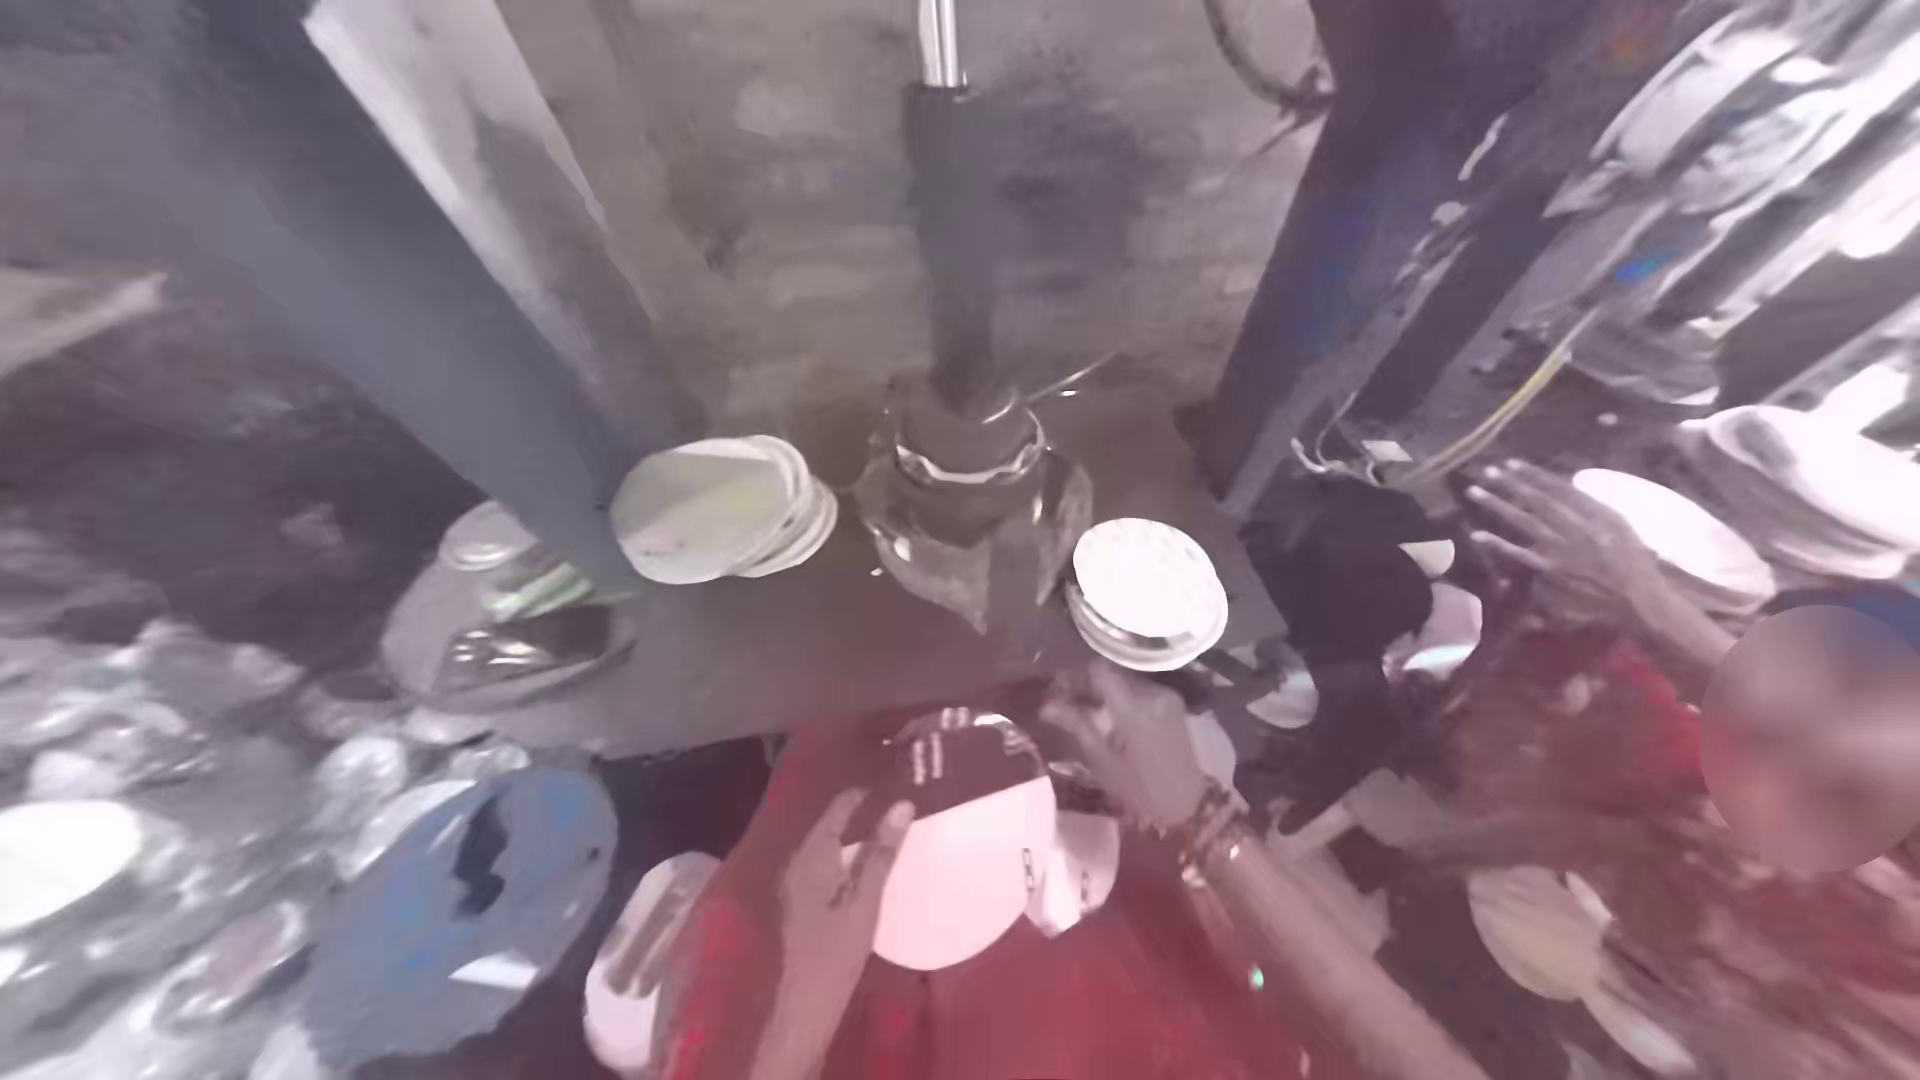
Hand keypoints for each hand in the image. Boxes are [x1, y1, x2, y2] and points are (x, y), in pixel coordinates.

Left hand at [751, 789, 913, 1079]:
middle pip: (833, 821)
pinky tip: (869, 860)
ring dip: (857, 831)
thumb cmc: (833, 956)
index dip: (866, 791)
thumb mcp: (864, 903)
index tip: (896, 779)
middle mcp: (798, 860)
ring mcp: (796, 881)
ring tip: (891, 823)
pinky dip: (848, 853)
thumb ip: (881, 853)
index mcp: (811, 855)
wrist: (798, 1015)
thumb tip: (902, 803)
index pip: (840, 806)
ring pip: (830, 842)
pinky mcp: (800, 900)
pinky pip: (826, 861)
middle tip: (900, 800)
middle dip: (864, 809)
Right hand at [1041, 660, 1207, 833]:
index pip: (1099, 670)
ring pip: (1125, 678)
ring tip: (1089, 709)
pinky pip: (1139, 687)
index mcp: (1134, 709)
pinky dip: (1123, 694)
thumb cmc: (1140, 790)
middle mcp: (1152, 693)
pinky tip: (1113, 714)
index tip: (1060, 690)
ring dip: (1105, 688)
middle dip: (1088, 683)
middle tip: (1069, 701)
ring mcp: (1166, 695)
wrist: (1188, 803)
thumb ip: (1076, 725)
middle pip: (1111, 672)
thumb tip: (1045, 707)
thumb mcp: (1102, 761)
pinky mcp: (1173, 700)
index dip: (1075, 676)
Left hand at [1464, 459, 1665, 616]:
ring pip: (1525, 521)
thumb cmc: (1634, 564)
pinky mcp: (1551, 569)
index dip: (1536, 475)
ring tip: (1474, 491)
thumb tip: (1567, 487)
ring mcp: (1564, 549)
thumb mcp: (1623, 529)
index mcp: (1604, 517)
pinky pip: (1520, 554)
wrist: (1642, 600)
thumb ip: (1595, 509)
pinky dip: (1498, 544)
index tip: (1512, 463)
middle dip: (1512, 484)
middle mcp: (1582, 529)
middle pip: (1540, 502)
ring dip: (1497, 505)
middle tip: (1487, 471)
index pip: (1564, 490)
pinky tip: (1476, 534)